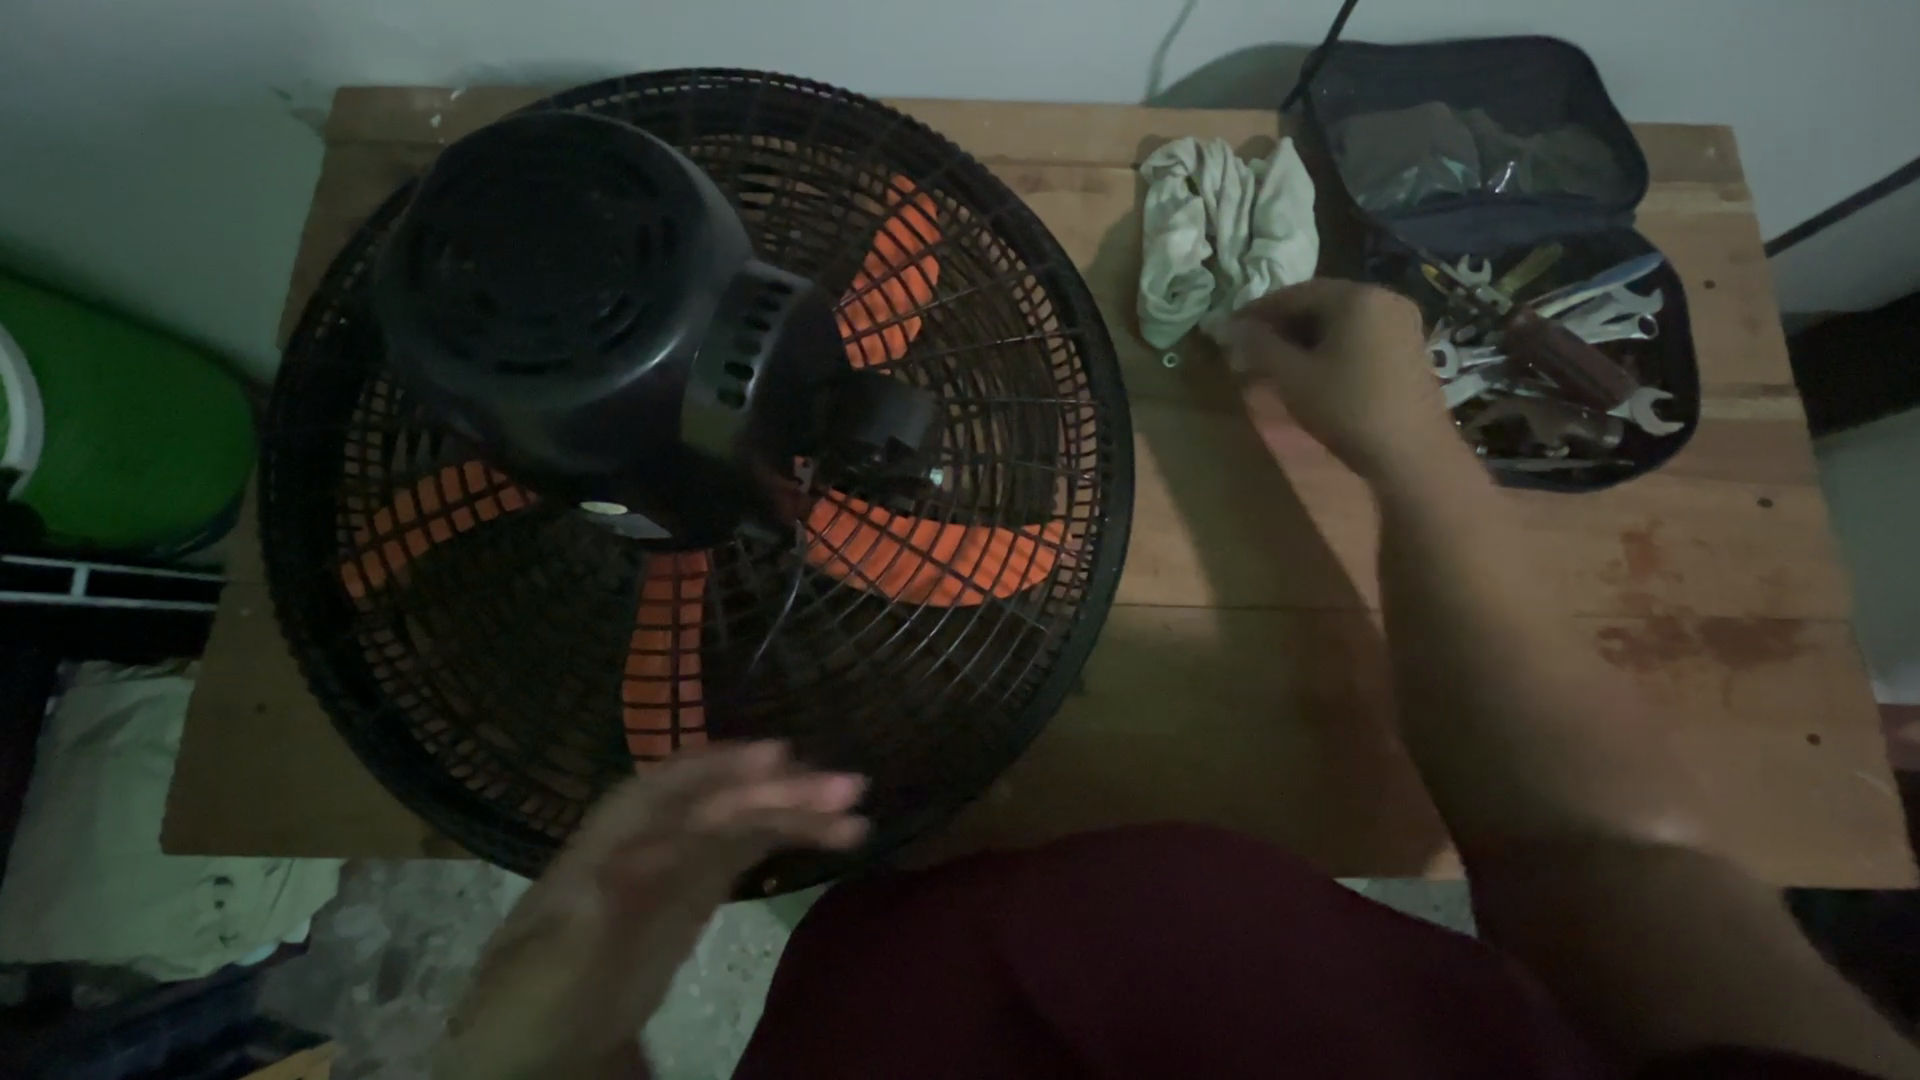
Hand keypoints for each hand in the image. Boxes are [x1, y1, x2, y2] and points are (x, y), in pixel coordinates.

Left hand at [432, 742, 867, 1079]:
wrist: (543, 1053)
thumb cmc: (527, 1013)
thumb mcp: (539, 979)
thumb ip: (573, 931)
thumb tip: (611, 878)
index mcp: (603, 846)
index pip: (664, 790)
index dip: (720, 766)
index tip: (779, 755)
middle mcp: (648, 839)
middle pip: (718, 800)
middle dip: (779, 789)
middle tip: (846, 787)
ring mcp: (678, 861)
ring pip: (744, 820)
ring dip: (797, 809)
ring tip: (855, 811)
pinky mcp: (702, 886)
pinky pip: (753, 849)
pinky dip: (793, 837)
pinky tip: (834, 834)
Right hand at [1229, 279, 1459, 480]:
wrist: (1410, 451)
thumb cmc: (1346, 408)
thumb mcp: (1291, 377)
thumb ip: (1258, 346)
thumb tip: (1229, 326)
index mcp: (1354, 296)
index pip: (1291, 294)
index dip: (1255, 313)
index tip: (1229, 333)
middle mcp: (1382, 296)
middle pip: (1317, 303)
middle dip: (1280, 326)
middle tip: (1250, 352)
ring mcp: (1401, 320)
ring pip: (1338, 320)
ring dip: (1303, 337)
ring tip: (1277, 365)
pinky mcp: (1408, 345)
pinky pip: (1358, 334)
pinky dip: (1329, 346)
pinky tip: (1312, 370)